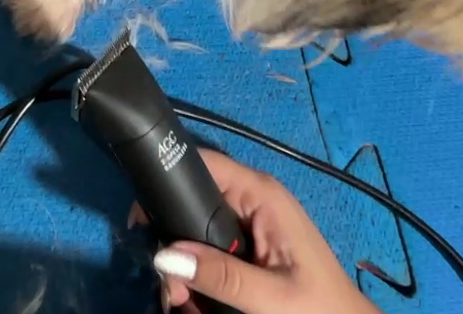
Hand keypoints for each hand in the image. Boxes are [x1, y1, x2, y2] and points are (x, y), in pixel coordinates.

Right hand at [145, 151, 378, 313]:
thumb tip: (163, 253)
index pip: (202, 163)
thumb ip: (220, 275)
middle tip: (171, 289)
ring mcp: (251, 221)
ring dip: (183, 266)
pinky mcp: (250, 244)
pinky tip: (195, 303)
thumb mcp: (270, 298)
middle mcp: (252, 198)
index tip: (141, 221)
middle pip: (192, 201)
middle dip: (174, 242)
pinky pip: (210, 247)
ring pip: (196, 229)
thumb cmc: (321, 310)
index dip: (167, 182)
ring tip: (182, 304)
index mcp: (261, 194)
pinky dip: (198, 273)